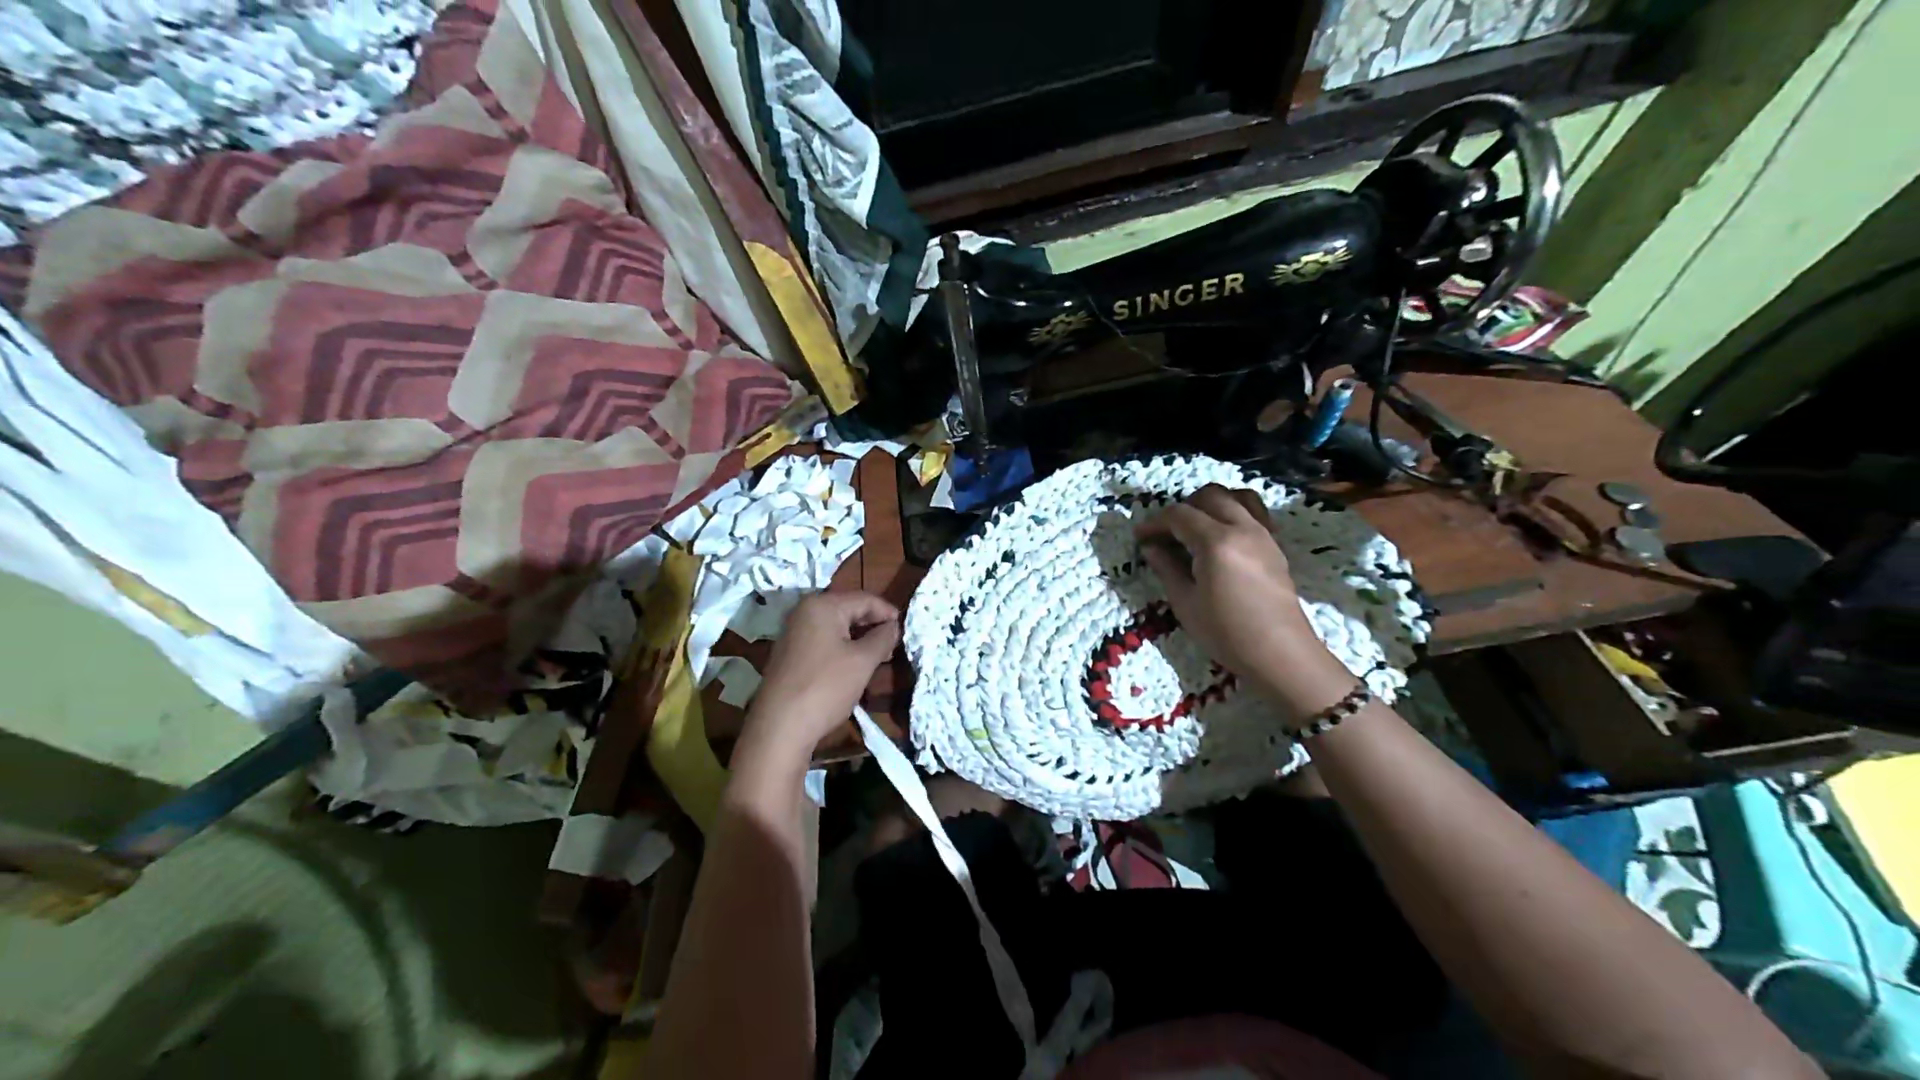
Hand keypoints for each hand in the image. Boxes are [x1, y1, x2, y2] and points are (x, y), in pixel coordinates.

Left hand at [739, 592, 899, 764]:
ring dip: (859, 639)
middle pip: (849, 610)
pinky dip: (842, 648)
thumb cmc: (826, 686)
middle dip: (873, 625)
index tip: (905, 630)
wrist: (779, 727)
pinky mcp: (790, 653)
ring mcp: (794, 633)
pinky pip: (823, 641)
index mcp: (822, 605)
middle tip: (894, 645)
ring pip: (836, 627)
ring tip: (879, 657)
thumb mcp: (862, 661)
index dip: (888, 612)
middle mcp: (804, 612)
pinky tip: (854, 666)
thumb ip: (882, 638)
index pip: (865, 599)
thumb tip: (893, 626)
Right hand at [1135, 485, 1353, 717]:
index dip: (1155, 522)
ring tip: (1196, 528)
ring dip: (1211, 504)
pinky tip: (1222, 537)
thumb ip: (1167, 568)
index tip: (1140, 536)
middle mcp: (1242, 528)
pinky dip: (1234, 512)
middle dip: (1183, 508)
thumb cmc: (1226, 633)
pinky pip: (1254, 512)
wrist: (1280, 653)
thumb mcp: (1186, 603)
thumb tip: (1151, 547)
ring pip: (1236, 497)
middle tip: (1167, 533)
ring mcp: (1263, 534)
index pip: (1179, 515)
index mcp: (1216, 542)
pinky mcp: (1275, 545)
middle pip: (1209, 496)